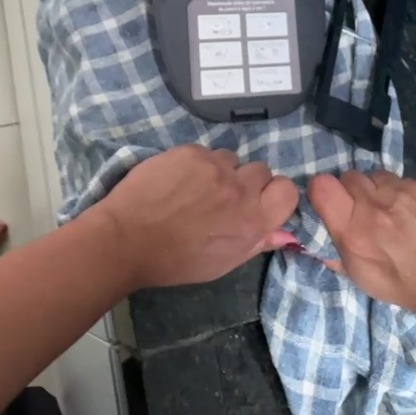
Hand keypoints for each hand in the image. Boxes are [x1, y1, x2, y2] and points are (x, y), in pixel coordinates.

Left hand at [92, 145, 298, 289]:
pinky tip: (177, 179)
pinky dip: (195, 163)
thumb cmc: (175, 261)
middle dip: (247, 182)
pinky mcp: (189, 151)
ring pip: (231, 158)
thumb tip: (283, 233)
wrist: (127, 238)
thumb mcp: (223, 263)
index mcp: (252, 221)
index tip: (260, 201)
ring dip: (221, 171)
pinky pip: (204, 152)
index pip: (288, 190)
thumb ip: (256, 243)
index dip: (276, 194)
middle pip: (261, 170)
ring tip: (196, 187)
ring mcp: (214, 166)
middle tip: (223, 197)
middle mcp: (239, 189)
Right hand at [308, 171, 415, 332]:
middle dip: (353, 192)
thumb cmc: (412, 289)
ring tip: (395, 213)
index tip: (333, 204)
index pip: (321, 186)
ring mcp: (405, 193)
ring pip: (377, 177)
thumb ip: (337, 253)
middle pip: (348, 176)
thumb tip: (316, 235)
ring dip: (379, 191)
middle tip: (367, 213)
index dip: (324, 192)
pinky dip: (406, 194)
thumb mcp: (366, 281)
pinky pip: (405, 181)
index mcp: (356, 232)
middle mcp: (377, 206)